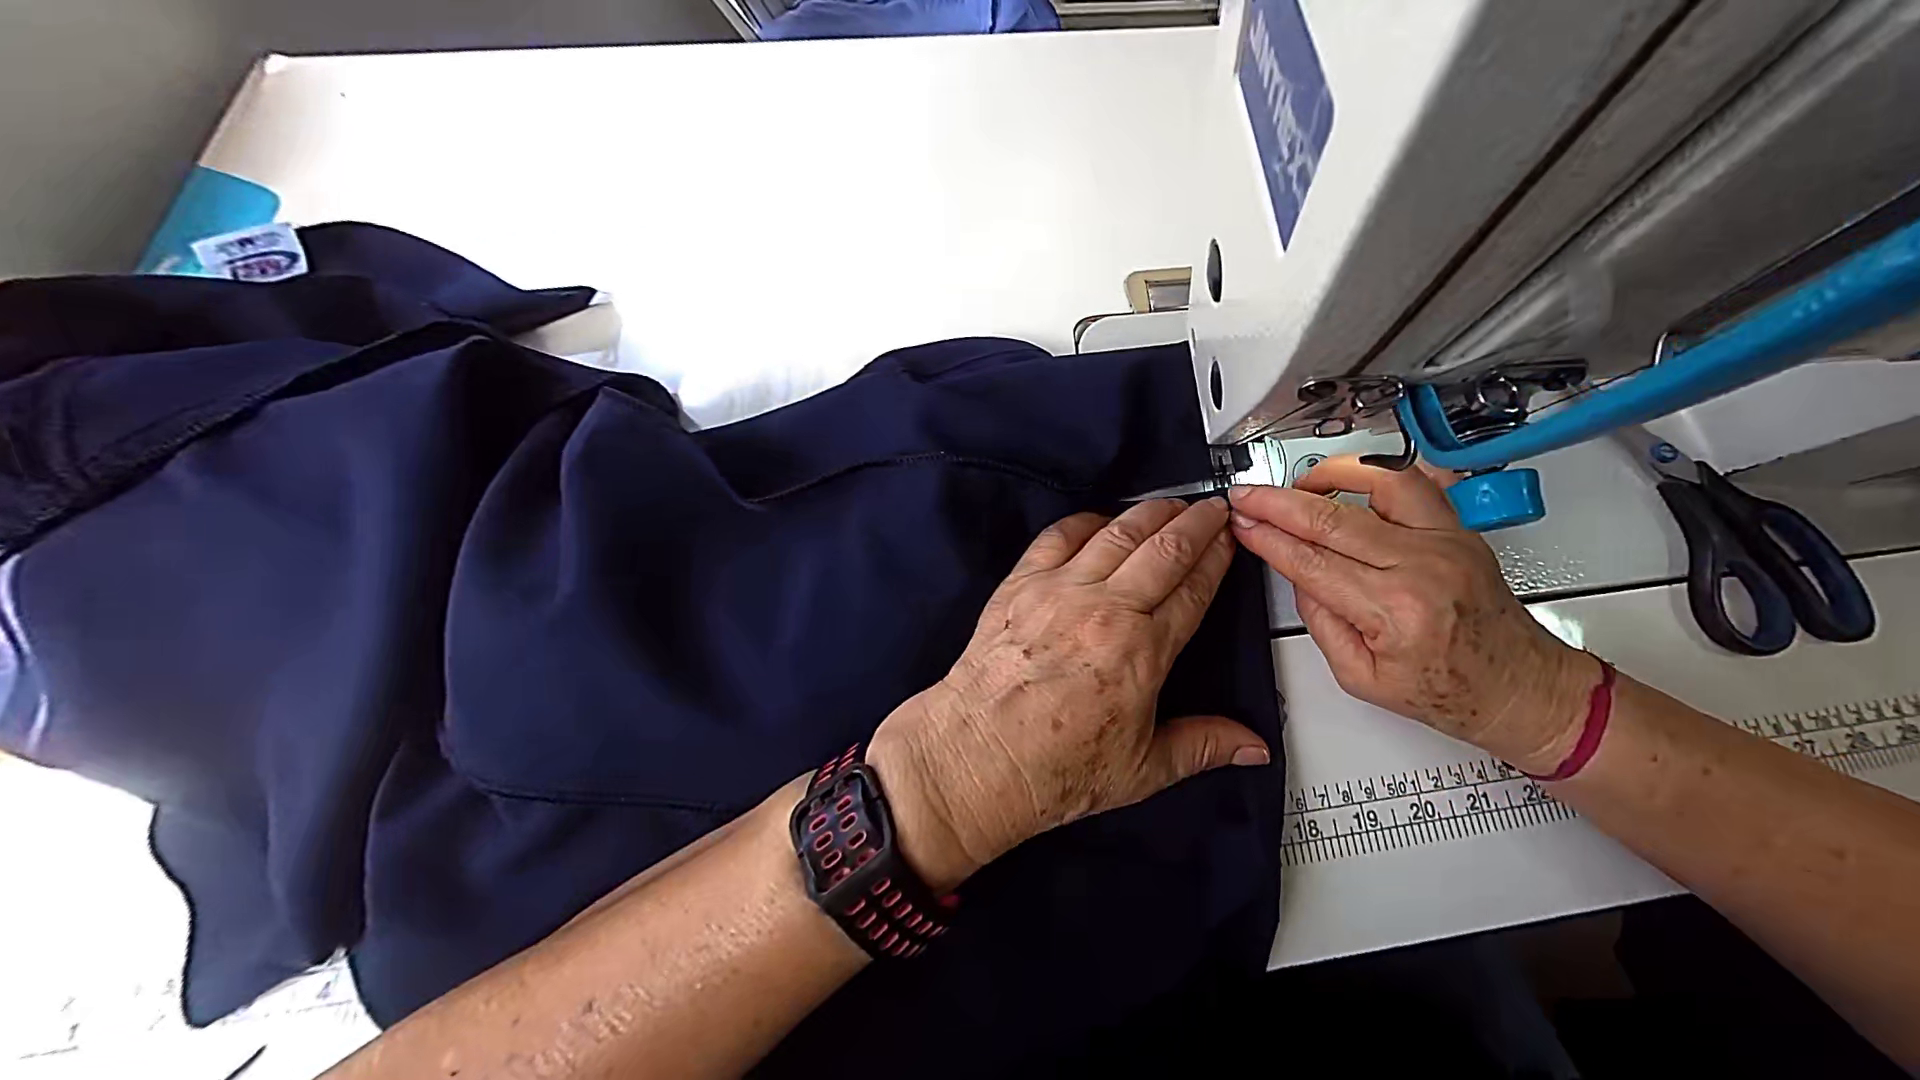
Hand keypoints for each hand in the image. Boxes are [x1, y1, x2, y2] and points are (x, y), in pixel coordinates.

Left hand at [866, 498, 1270, 891]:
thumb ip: (1202, 747)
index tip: (1230, 541)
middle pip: (1163, 549)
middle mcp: (1104, 610)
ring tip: (1170, 504)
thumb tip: (1251, 748)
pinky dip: (1084, 521)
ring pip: (1116, 534)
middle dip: (1196, 522)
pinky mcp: (1020, 586)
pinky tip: (1100, 519)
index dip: (1217, 559)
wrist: (975, 757)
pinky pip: (1057, 537)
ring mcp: (1059, 591)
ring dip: (1149, 513)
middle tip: (1212, 509)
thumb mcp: (1142, 771)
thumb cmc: (1050, 767)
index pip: (1194, 589)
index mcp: (1142, 651)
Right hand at [1226, 457, 1598, 773]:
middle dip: (1276, 503)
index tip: (1242, 523)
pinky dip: (1382, 470)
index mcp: (1393, 611)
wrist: (1518, 688)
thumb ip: (1320, 620)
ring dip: (1330, 474)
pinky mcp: (1459, 531)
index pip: (1308, 561)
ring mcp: (1446, 542)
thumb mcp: (1359, 676)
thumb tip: (1296, 573)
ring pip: (1380, 481)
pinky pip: (1420, 482)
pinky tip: (1355, 476)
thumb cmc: (1448, 689)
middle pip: (1331, 518)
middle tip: (1247, 496)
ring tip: (1299, 483)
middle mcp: (1423, 567)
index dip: (1266, 538)